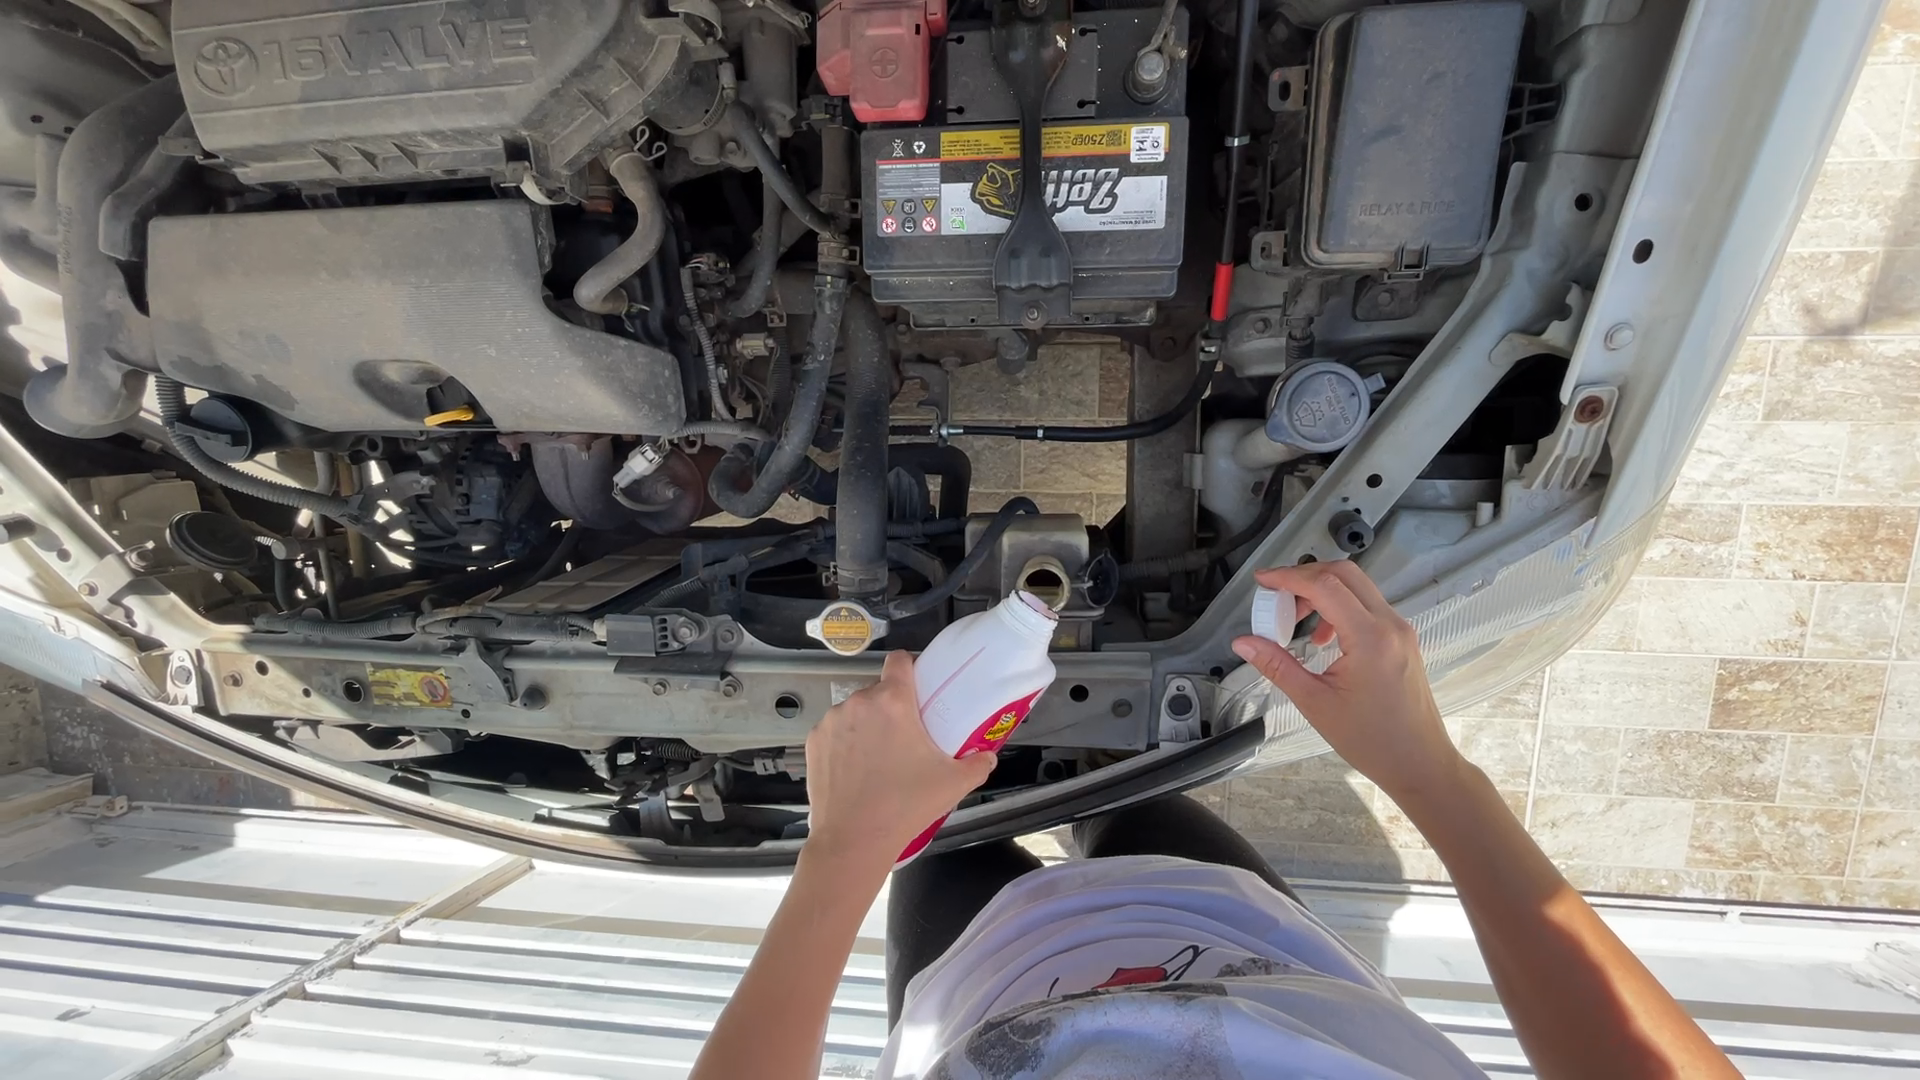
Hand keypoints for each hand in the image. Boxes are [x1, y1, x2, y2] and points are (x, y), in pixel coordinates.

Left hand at [803, 651, 996, 871]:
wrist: (853, 840)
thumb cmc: (905, 806)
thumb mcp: (953, 783)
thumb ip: (978, 764)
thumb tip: (988, 757)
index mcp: (894, 701)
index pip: (899, 660)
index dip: (909, 667)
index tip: (916, 685)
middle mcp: (860, 702)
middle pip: (879, 691)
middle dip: (890, 707)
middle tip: (903, 738)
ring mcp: (832, 720)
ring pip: (855, 710)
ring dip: (866, 724)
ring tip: (876, 758)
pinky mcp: (813, 740)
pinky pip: (834, 730)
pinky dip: (844, 742)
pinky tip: (853, 769)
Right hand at [1230, 561, 1465, 804]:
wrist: (1420, 764)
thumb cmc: (1369, 739)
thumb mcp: (1313, 702)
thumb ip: (1276, 665)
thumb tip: (1243, 642)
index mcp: (1370, 638)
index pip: (1325, 586)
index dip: (1288, 577)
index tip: (1261, 581)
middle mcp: (1390, 625)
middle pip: (1344, 574)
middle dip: (1304, 575)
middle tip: (1275, 593)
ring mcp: (1400, 630)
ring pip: (1357, 586)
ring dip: (1321, 590)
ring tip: (1294, 617)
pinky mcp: (1401, 639)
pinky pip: (1366, 605)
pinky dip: (1338, 605)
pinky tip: (1320, 636)